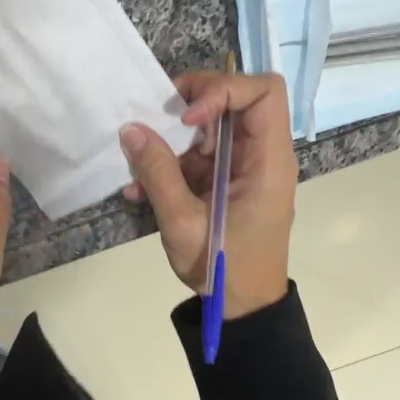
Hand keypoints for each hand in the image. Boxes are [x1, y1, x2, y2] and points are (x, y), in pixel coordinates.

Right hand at [121, 70, 296, 319]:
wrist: (241, 309)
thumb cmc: (223, 267)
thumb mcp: (183, 223)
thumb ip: (157, 173)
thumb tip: (131, 130)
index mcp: (268, 161)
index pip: (262, 92)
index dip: (222, 90)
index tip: (185, 116)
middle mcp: (261, 156)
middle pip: (235, 101)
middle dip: (190, 106)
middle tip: (154, 120)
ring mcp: (242, 170)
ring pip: (211, 130)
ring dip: (172, 141)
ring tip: (137, 163)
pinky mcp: (224, 185)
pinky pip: (198, 159)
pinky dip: (169, 166)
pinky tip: (139, 189)